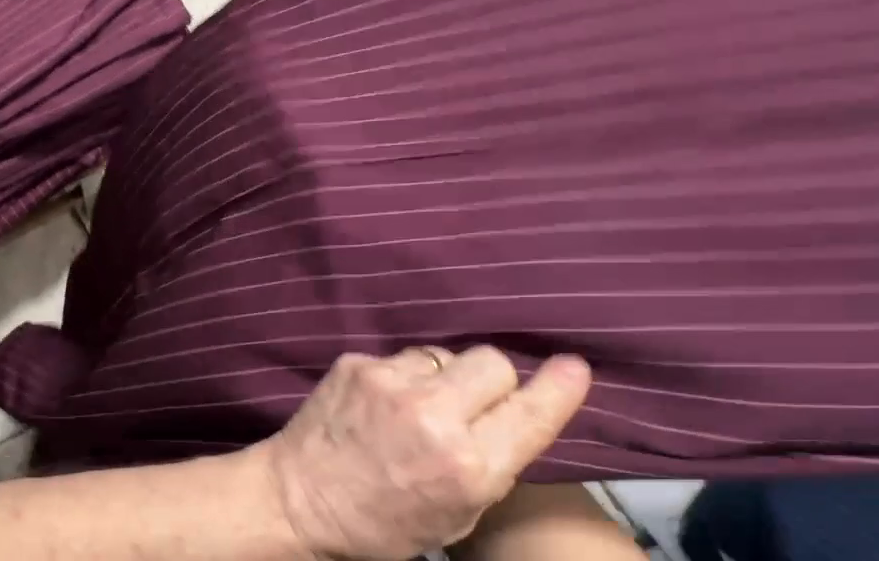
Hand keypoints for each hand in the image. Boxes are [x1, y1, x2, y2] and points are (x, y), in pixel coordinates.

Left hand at [257, 346, 591, 560]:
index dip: (557, 389)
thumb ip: (491, 461)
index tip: (575, 366)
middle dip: (494, 381)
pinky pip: (401, 358)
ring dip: (445, 377)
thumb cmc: (386, 522)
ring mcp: (389, 382)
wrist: (302, 499)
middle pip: (492, 362)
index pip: (530, 414)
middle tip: (475, 403)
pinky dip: (403, 377)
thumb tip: (512, 413)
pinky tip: (384, 402)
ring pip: (445, 356)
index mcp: (470, 465)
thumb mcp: (460, 512)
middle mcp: (434, 414)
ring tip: (420, 407)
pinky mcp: (356, 363)